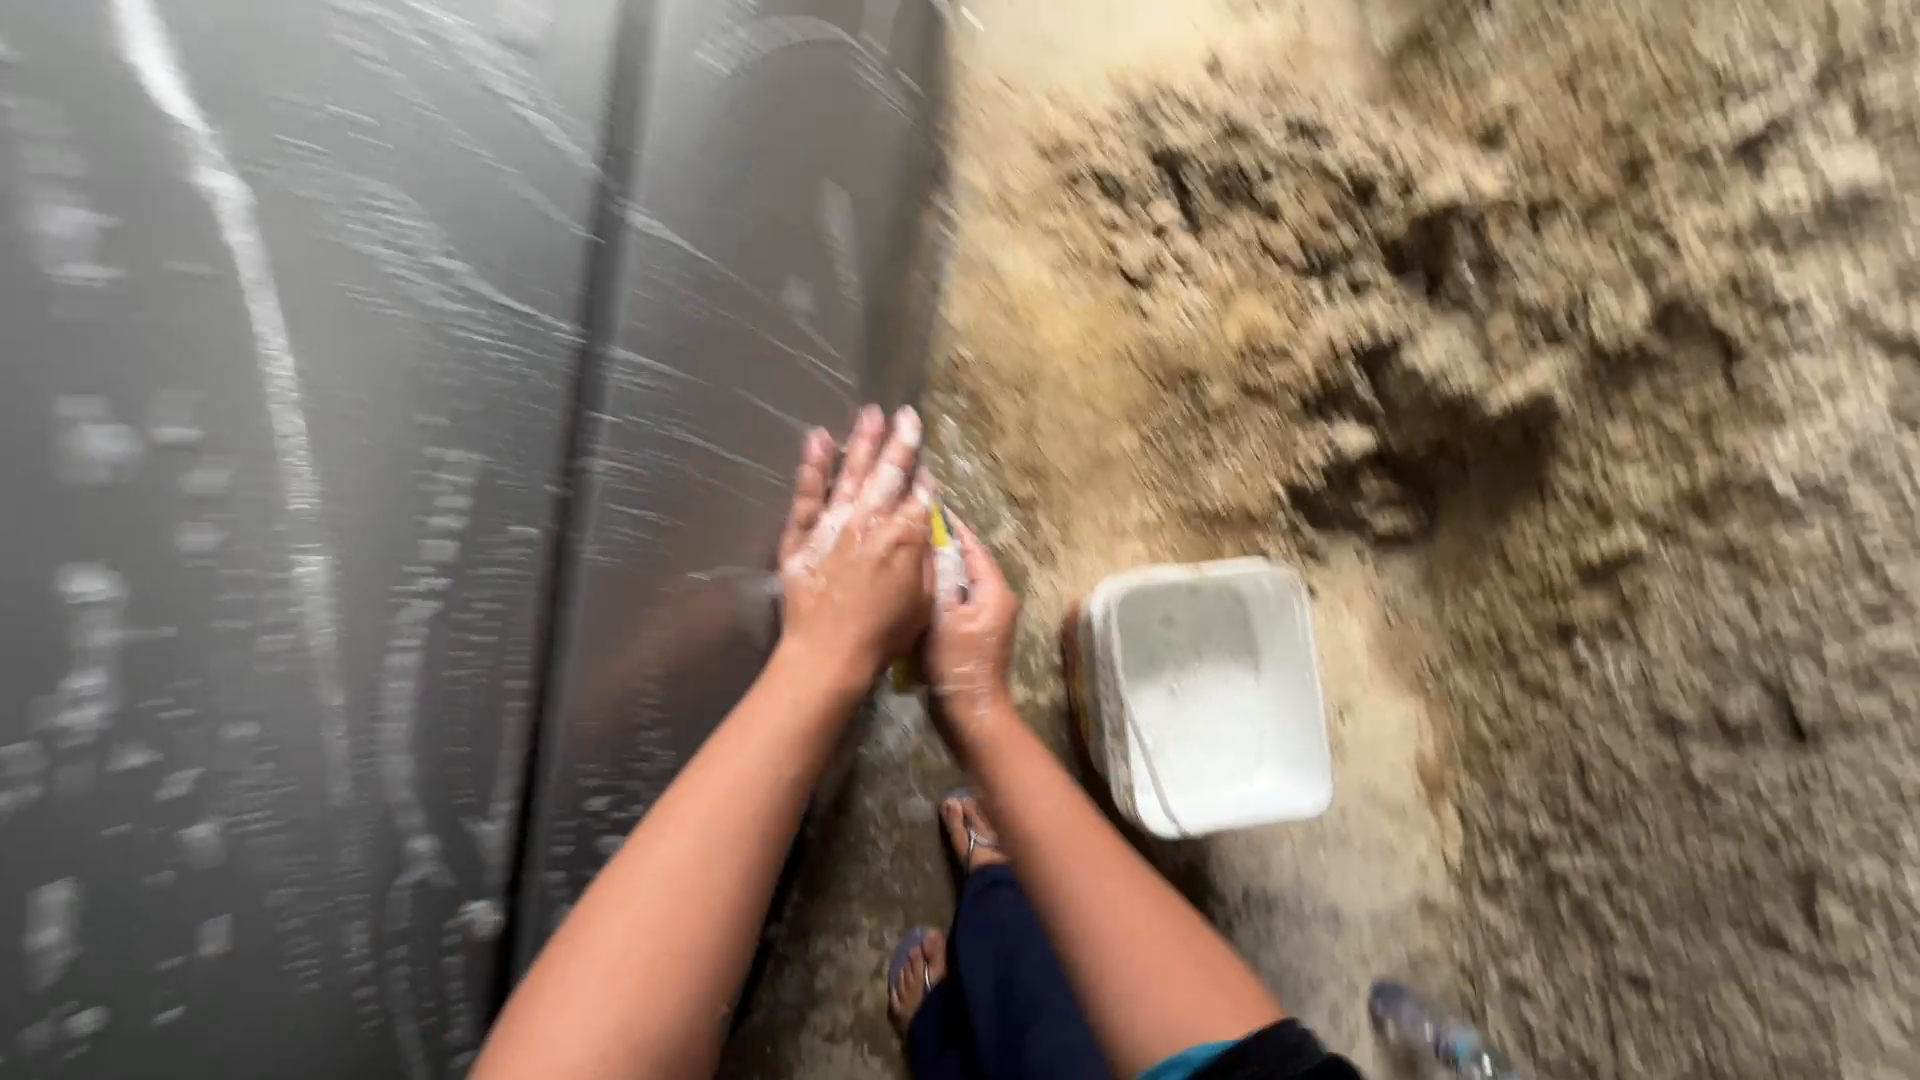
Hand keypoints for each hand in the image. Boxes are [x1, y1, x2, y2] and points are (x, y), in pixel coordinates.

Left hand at [776, 404, 935, 691]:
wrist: (829, 652)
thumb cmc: (884, 634)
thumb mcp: (924, 601)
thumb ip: (926, 559)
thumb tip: (926, 526)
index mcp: (904, 538)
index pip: (918, 496)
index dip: (922, 475)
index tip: (923, 455)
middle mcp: (871, 521)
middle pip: (888, 473)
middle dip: (899, 441)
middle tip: (903, 413)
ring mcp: (834, 524)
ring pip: (850, 473)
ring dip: (861, 441)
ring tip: (869, 413)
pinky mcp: (802, 534)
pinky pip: (807, 493)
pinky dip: (813, 465)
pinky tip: (817, 439)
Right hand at [926, 514, 1019, 735]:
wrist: (970, 713)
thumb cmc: (958, 663)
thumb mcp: (945, 616)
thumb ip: (941, 578)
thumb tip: (936, 544)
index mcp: (995, 591)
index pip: (973, 547)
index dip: (952, 528)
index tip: (929, 509)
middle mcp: (996, 600)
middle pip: (967, 564)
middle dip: (942, 548)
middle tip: (910, 532)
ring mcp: (986, 619)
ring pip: (959, 585)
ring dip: (938, 572)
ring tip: (908, 556)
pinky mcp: (974, 635)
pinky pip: (955, 604)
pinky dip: (937, 595)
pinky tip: (913, 591)